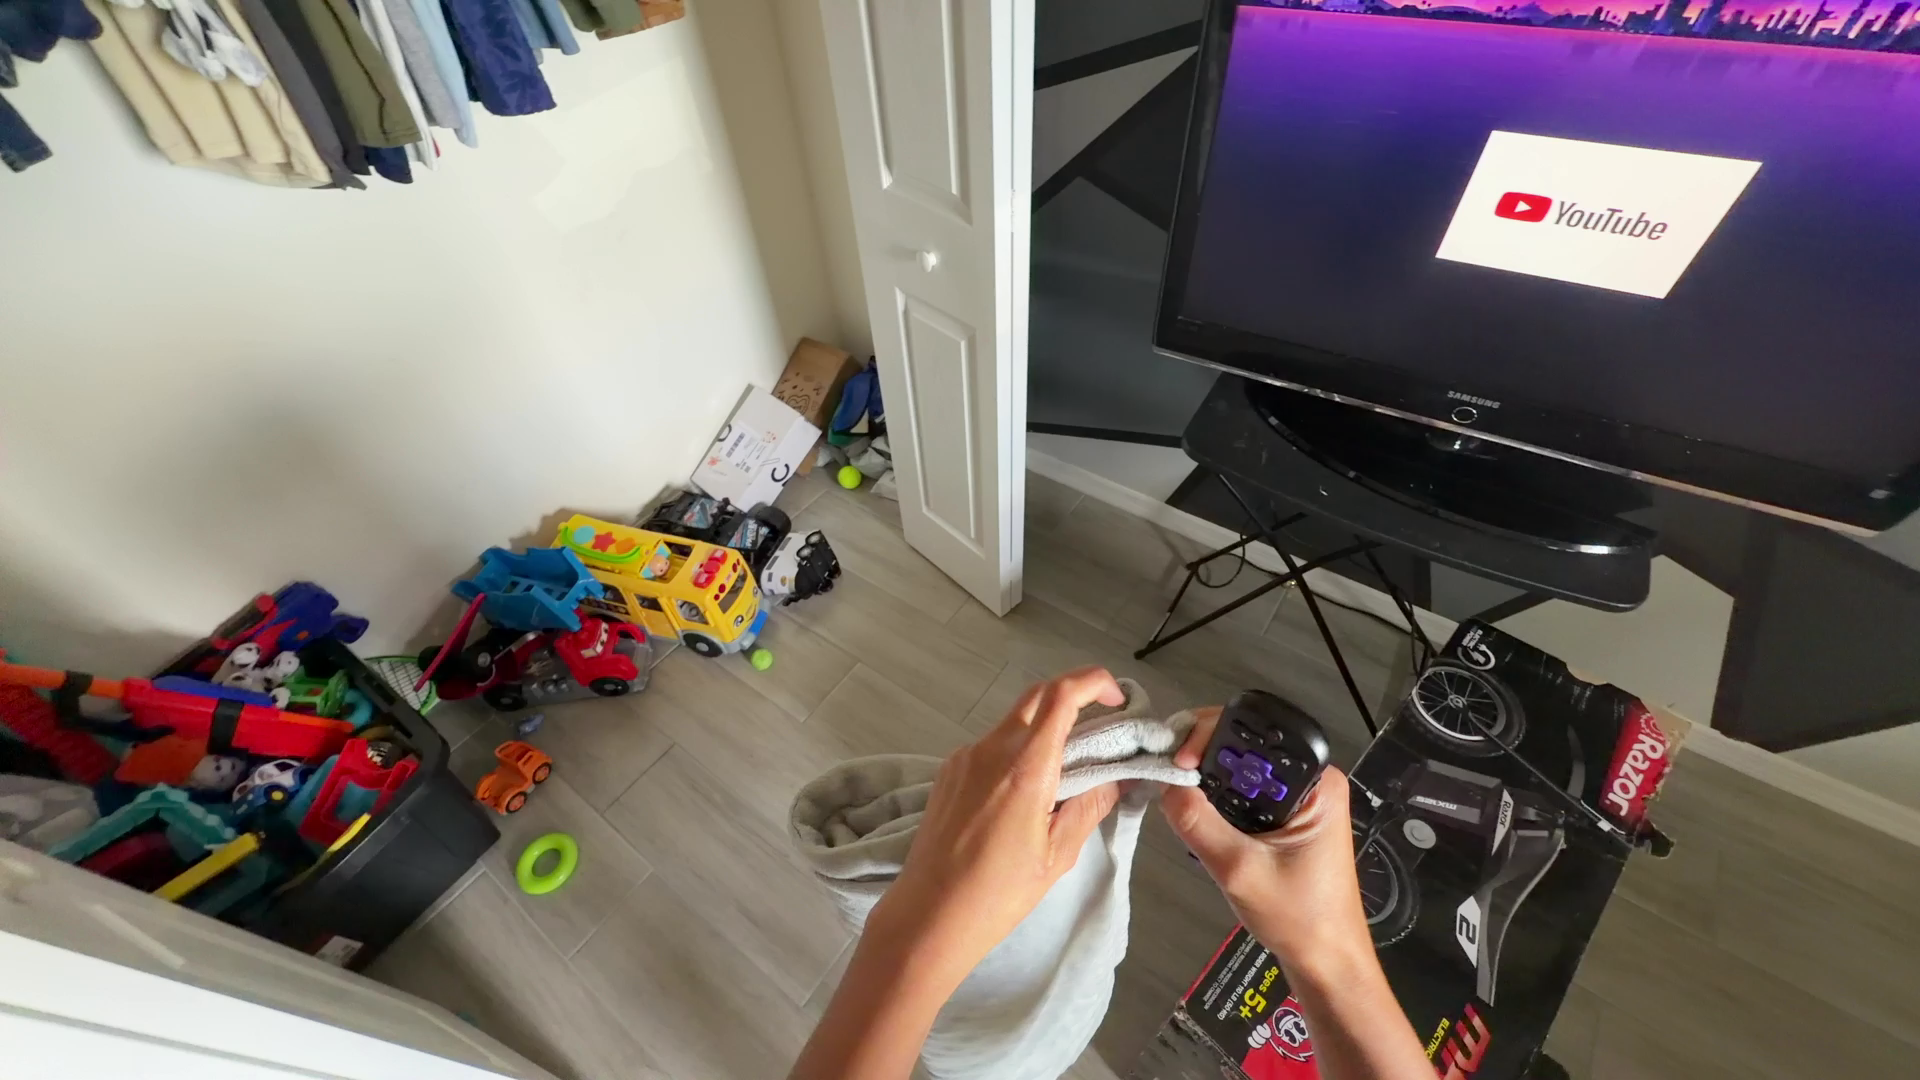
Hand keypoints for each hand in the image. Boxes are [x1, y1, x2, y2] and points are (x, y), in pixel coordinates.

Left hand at [872, 667, 1125, 984]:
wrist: (929, 913)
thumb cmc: (998, 892)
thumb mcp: (1057, 855)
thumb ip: (1088, 807)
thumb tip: (1113, 778)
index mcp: (1025, 766)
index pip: (1061, 696)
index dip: (1094, 682)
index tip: (1116, 698)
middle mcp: (992, 748)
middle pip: (1037, 697)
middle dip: (1073, 698)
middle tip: (1099, 725)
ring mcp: (965, 755)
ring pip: (1014, 723)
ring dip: (1043, 731)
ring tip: (1063, 774)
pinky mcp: (949, 769)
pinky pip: (992, 746)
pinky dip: (1017, 752)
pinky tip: (1023, 793)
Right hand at [1160, 706, 1372, 980]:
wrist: (1326, 965)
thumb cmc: (1298, 917)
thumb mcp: (1240, 869)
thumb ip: (1199, 823)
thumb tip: (1163, 782)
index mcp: (1315, 779)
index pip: (1251, 730)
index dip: (1209, 735)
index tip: (1177, 760)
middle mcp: (1306, 777)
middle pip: (1240, 741)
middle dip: (1200, 753)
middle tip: (1167, 773)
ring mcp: (1294, 795)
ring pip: (1235, 764)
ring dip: (1203, 775)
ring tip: (1174, 789)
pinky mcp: (1280, 813)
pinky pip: (1238, 787)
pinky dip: (1213, 795)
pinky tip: (1194, 811)